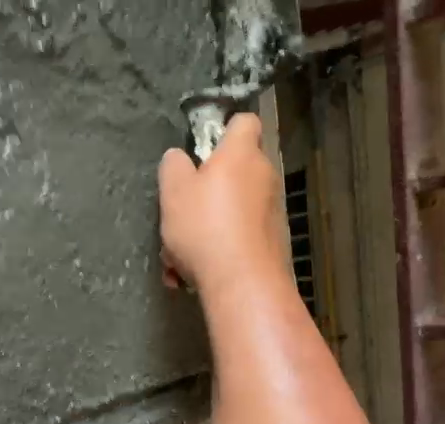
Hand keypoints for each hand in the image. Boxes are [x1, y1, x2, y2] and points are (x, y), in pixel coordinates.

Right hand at [158, 113, 288, 294]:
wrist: (241, 281)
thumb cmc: (205, 227)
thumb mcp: (173, 192)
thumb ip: (173, 167)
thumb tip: (178, 157)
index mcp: (241, 154)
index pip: (243, 122)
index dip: (223, 130)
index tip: (203, 151)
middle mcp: (263, 176)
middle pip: (235, 173)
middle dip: (207, 193)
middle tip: (181, 216)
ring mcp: (271, 211)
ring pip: (231, 212)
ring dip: (206, 230)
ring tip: (179, 259)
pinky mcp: (271, 242)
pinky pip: (237, 239)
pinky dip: (217, 252)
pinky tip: (192, 276)